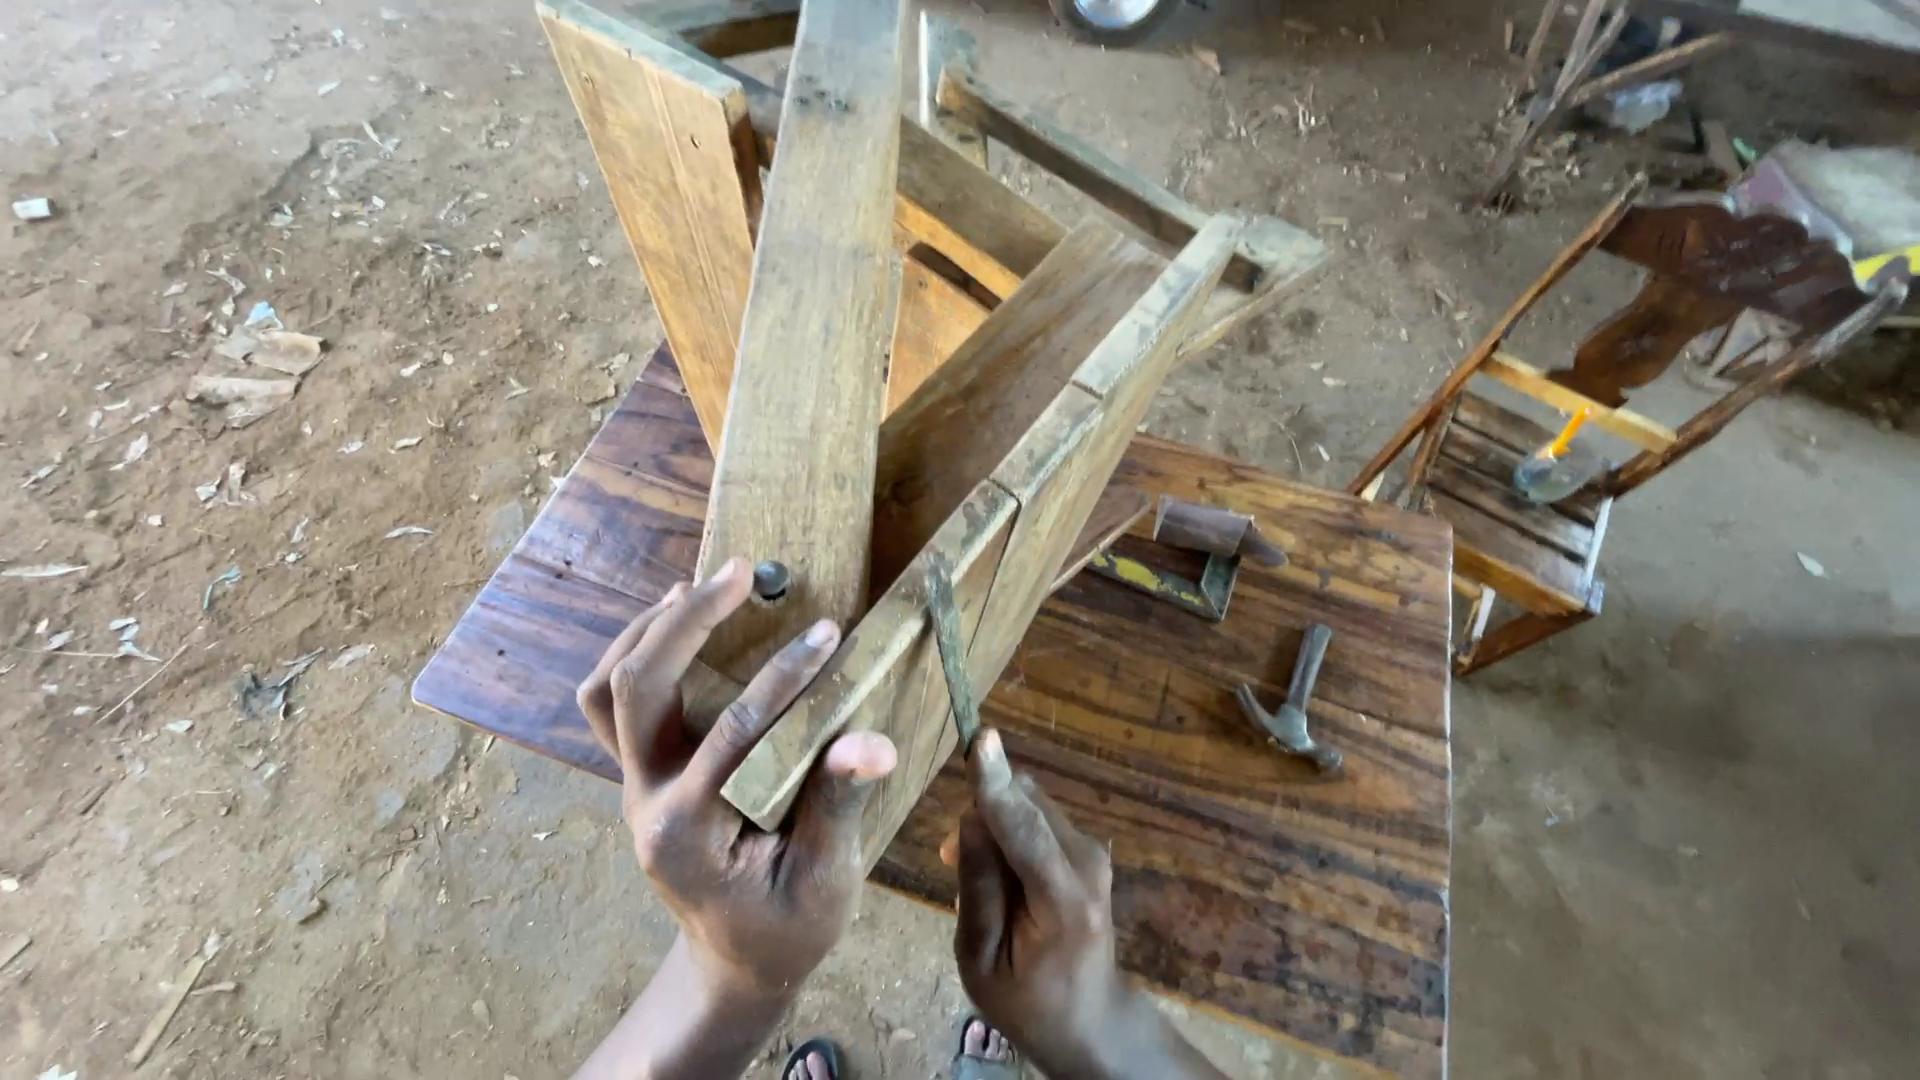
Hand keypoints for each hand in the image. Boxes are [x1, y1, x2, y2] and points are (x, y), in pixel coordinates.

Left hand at [577, 556, 898, 1003]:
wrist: (736, 959)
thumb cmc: (786, 926)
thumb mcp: (825, 879)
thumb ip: (838, 805)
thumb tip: (870, 743)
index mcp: (692, 832)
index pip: (736, 733)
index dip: (785, 677)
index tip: (827, 632)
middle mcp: (646, 802)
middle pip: (639, 689)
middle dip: (688, 621)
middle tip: (737, 571)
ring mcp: (633, 787)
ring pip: (607, 690)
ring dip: (650, 629)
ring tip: (696, 585)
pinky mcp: (640, 775)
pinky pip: (613, 704)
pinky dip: (637, 653)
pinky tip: (673, 622)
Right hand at [943, 730, 1228, 1079]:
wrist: (1090, 1019)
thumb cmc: (1028, 1001)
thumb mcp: (981, 961)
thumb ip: (977, 886)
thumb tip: (971, 819)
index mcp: (1063, 900)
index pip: (1024, 828)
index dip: (996, 783)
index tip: (982, 737)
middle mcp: (1086, 861)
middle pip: (1024, 803)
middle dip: (982, 812)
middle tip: (952, 857)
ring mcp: (1092, 851)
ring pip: (1029, 803)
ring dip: (995, 822)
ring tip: (979, 879)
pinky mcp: (1088, 847)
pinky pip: (1037, 816)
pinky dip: (1010, 830)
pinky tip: (1003, 875)